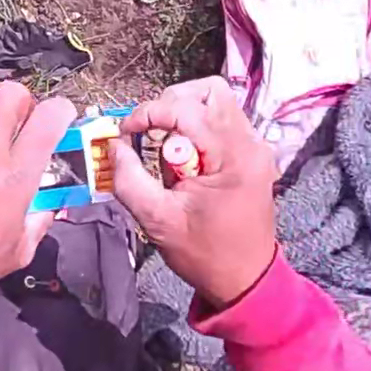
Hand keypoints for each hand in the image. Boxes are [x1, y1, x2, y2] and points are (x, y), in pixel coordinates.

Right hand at [110, 77, 278, 307]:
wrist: (246, 280)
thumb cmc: (204, 253)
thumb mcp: (157, 219)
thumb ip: (129, 178)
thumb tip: (115, 145)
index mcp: (232, 156)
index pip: (185, 108)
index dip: (148, 112)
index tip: (126, 132)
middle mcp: (250, 142)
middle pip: (208, 90)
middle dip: (170, 104)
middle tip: (149, 132)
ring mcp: (255, 146)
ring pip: (216, 101)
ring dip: (184, 114)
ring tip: (167, 150)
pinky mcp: (251, 154)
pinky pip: (221, 121)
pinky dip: (197, 127)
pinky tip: (183, 159)